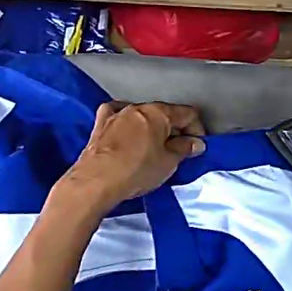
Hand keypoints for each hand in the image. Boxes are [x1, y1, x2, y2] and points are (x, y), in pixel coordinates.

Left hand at [56, 102, 205, 211]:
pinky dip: (127, 122)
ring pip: (142, 115)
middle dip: (176, 129)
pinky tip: (128, 129)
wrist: (94, 183)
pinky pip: (118, 117)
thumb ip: (185, 148)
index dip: (197, 130)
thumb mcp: (169, 162)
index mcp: (159, 112)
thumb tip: (195, 143)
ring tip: (155, 146)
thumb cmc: (137, 170)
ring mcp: (116, 115)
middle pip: (165, 113)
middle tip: (180, 150)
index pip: (188, 114)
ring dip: (153, 128)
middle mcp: (138, 108)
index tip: (197, 146)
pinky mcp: (99, 126)